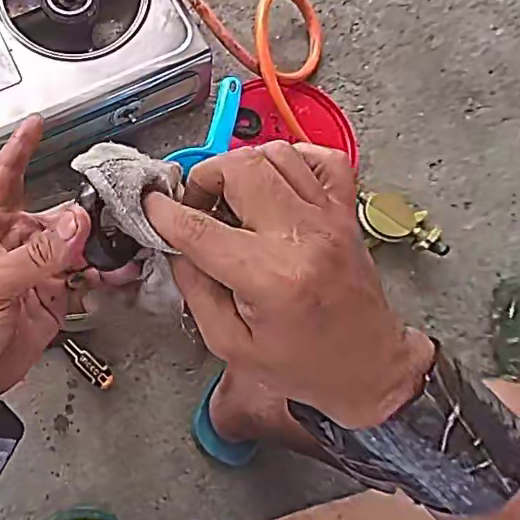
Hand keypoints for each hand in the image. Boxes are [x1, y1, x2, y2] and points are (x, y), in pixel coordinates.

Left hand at [0, 116, 91, 396]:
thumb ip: (36, 255)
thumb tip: (76, 222)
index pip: (5, 178)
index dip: (20, 149)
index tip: (36, 124)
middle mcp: (16, 246)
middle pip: (57, 213)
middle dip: (85, 209)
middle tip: (114, 207)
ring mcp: (37, 272)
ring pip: (77, 246)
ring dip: (101, 244)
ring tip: (122, 242)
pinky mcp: (53, 299)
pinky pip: (86, 279)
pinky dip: (105, 275)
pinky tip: (118, 272)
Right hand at [145, 142, 432, 427]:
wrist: (368, 366)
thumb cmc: (304, 364)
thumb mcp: (229, 342)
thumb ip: (194, 288)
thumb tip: (175, 244)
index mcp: (270, 278)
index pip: (200, 228)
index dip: (165, 212)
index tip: (151, 205)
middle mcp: (302, 237)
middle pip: (239, 168)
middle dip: (203, 179)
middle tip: (195, 205)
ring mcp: (328, 218)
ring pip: (275, 153)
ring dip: (241, 167)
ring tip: (231, 197)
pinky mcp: (345, 212)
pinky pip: (321, 157)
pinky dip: (292, 157)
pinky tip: (274, 181)